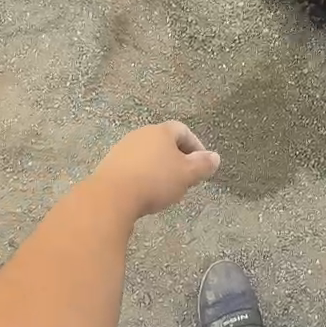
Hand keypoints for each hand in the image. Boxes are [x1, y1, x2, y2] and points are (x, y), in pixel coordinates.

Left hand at [86, 121, 220, 217]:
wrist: (112, 195)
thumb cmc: (155, 181)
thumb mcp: (186, 175)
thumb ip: (202, 165)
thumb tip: (215, 157)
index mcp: (161, 131)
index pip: (183, 130)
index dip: (196, 146)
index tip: (202, 164)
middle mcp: (141, 134)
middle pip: (164, 141)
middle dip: (177, 158)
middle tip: (186, 177)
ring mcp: (123, 148)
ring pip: (148, 154)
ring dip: (159, 167)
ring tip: (166, 187)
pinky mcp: (110, 164)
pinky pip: (133, 166)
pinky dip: (143, 175)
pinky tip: (145, 192)